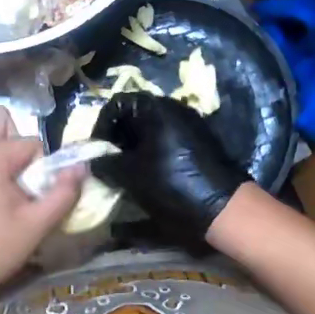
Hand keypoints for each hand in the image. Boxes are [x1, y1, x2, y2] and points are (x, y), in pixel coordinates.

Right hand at [92, 93, 249, 249]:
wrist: (221, 208)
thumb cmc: (170, 184)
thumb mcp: (130, 175)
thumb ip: (106, 164)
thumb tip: (93, 161)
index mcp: (155, 108)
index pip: (116, 105)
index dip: (100, 126)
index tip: (95, 151)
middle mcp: (174, 109)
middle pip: (134, 116)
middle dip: (117, 139)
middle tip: (106, 163)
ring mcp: (190, 126)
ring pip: (151, 131)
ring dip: (134, 149)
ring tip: (123, 173)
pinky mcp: (199, 144)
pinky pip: (167, 142)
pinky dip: (152, 154)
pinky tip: (146, 176)